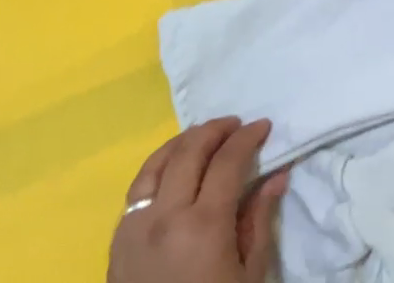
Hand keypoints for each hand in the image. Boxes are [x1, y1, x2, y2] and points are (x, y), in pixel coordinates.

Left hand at [108, 117, 289, 282]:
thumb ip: (260, 218)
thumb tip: (277, 175)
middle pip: (189, 152)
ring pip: (154, 164)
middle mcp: (164, 218)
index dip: (248, 137)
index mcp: (203, 225)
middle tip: (237, 125)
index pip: (227, 161)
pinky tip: (173, 170)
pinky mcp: (116, 243)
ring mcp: (133, 229)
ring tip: (204, 137)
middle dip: (216, 130)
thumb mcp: (250, 272)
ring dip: (182, 142)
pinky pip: (136, 190)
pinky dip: (158, 168)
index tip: (264, 126)